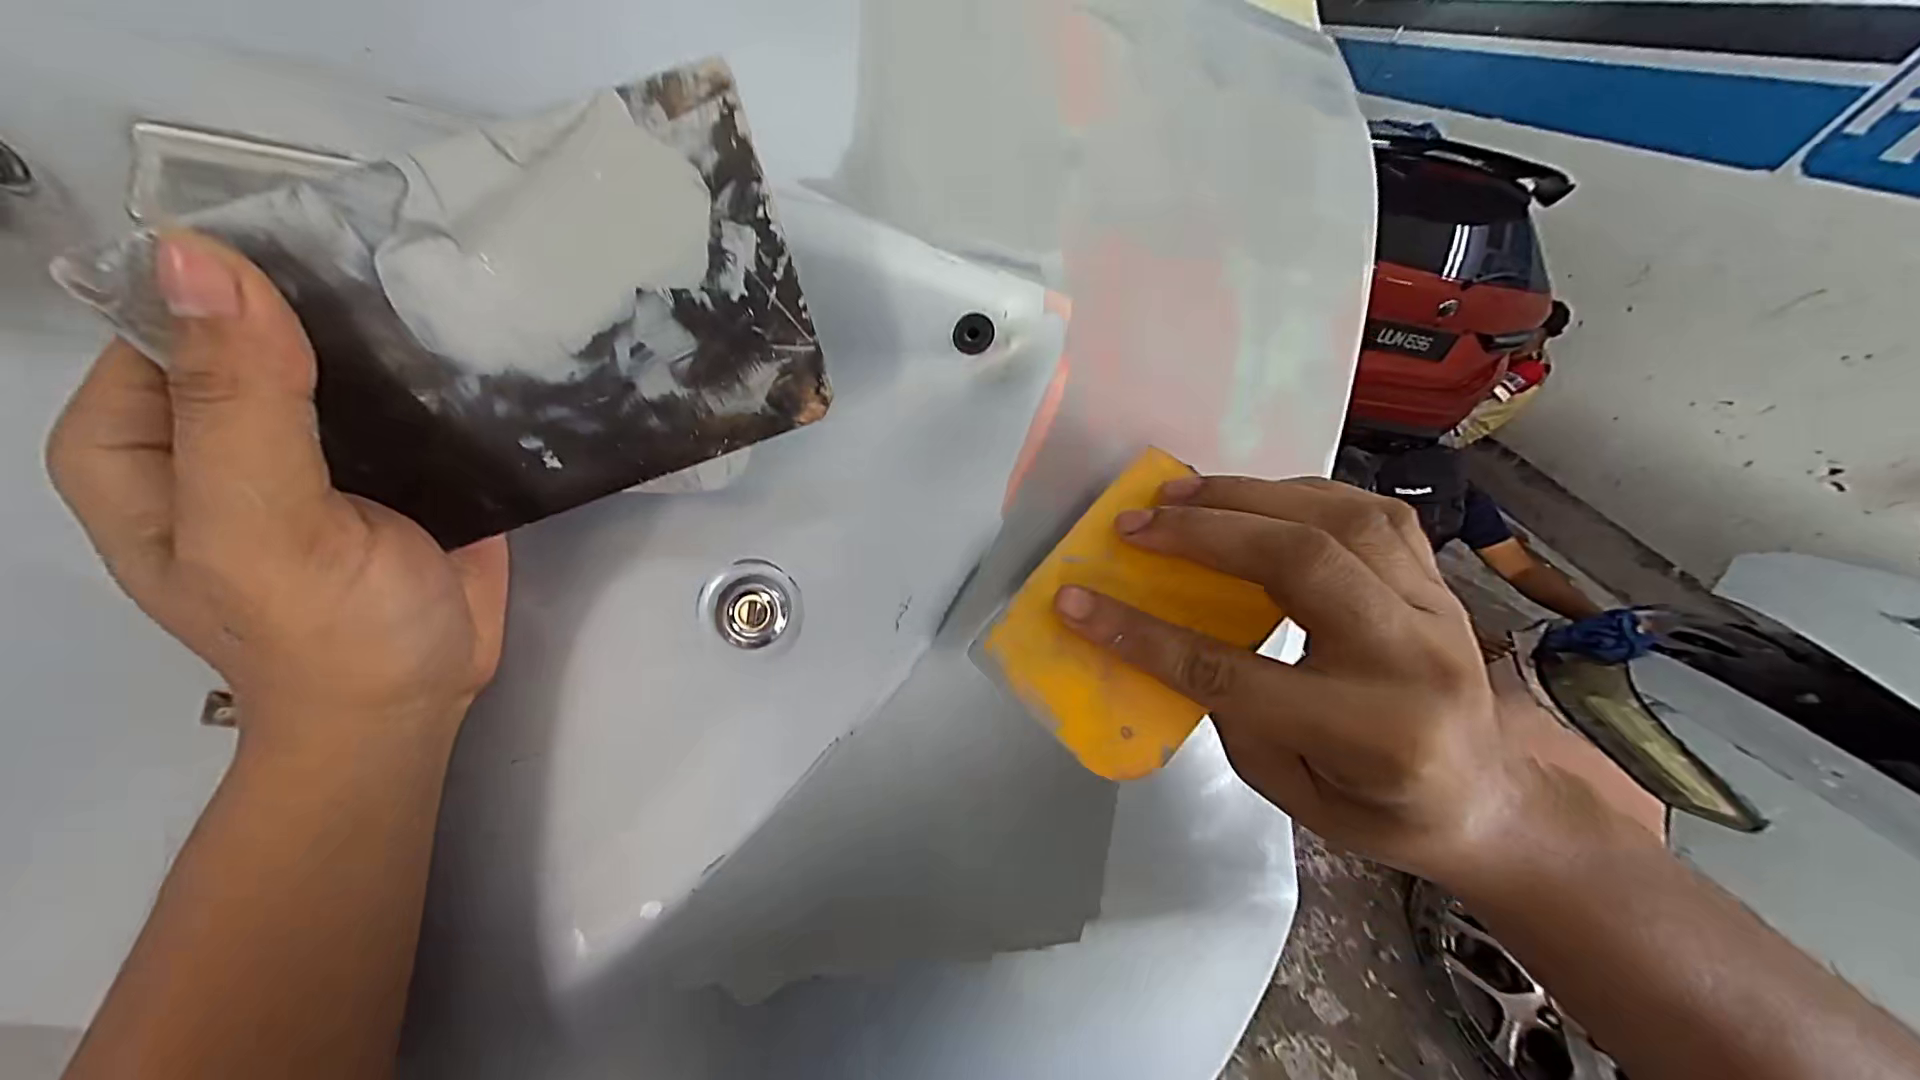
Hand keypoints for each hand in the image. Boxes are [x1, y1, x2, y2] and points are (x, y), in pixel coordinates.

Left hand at [46, 231, 509, 756]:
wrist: (418, 698)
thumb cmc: (324, 631)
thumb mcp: (261, 525)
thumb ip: (238, 406)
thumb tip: (208, 262)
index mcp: (151, 439)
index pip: (174, 320)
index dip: (237, 280)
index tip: (328, 252)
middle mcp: (234, 434)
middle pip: (271, 334)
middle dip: (336, 306)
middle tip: (415, 276)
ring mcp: (329, 452)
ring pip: (352, 366)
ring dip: (401, 342)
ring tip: (461, 311)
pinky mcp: (408, 470)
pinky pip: (417, 408)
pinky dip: (445, 385)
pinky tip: (487, 365)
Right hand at [1052, 476, 1567, 892]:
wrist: (1497, 800)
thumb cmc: (1383, 809)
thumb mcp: (1289, 789)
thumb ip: (1231, 712)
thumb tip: (1171, 635)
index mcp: (1369, 734)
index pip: (1229, 672)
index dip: (1142, 636)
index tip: (1078, 604)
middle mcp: (1410, 658)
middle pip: (1299, 565)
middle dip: (1202, 535)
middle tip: (1134, 525)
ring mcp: (1434, 607)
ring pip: (1339, 521)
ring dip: (1247, 496)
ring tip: (1180, 493)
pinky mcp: (1436, 580)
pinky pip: (1369, 513)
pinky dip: (1298, 494)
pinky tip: (1252, 497)